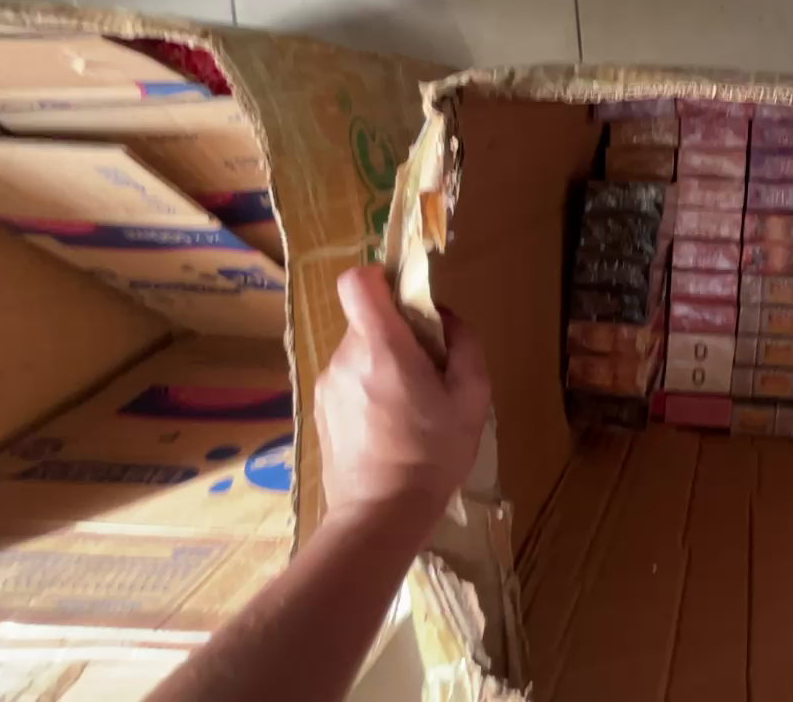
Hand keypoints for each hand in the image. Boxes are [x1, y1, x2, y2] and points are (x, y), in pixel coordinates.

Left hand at [315, 265, 492, 536]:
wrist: (380, 515)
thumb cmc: (434, 452)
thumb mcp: (473, 394)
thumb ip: (463, 343)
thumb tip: (445, 315)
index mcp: (383, 349)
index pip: (357, 283)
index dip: (382, 277)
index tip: (410, 297)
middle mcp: (345, 359)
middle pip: (369, 318)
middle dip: (401, 329)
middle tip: (431, 367)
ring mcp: (327, 384)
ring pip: (361, 347)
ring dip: (388, 358)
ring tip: (414, 400)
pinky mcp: (319, 408)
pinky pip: (350, 374)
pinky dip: (372, 382)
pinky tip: (392, 419)